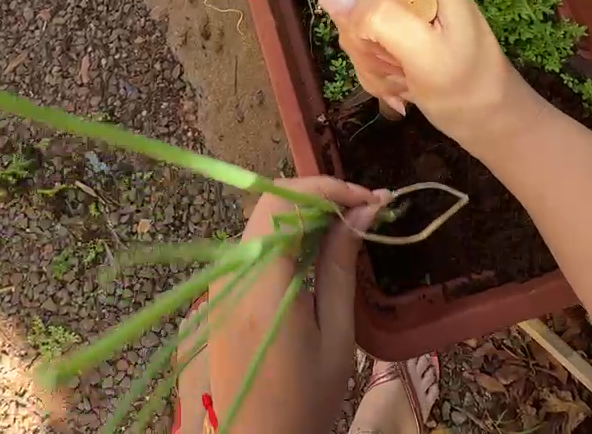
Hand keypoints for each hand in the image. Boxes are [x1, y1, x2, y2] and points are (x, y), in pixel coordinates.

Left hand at [206, 176, 386, 433]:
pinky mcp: (221, 289)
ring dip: (305, 209)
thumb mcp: (336, 336)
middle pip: (271, 203)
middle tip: (365, 207)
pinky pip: (255, 241)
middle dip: (320, 195)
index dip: (327, 189)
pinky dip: (287, 231)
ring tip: (349, 220)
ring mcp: (221, 280)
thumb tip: (364, 210)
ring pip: (262, 217)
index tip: (370, 198)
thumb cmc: (305, 402)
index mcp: (260, 287)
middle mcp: (232, 273)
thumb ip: (341, 266)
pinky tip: (318, 241)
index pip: (285, 204)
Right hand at [316, 0, 535, 148]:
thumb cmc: (464, 87)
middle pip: (352, 14)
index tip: (395, 55)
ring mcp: (405, 3)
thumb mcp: (422, 52)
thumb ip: (377, 18)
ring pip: (355, 37)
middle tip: (404, 71)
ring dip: (376, 68)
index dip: (362, 32)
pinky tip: (407, 84)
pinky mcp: (402, 27)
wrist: (492, 119)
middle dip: (371, 53)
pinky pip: (366, 50)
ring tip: (408, 80)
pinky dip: (381, 75)